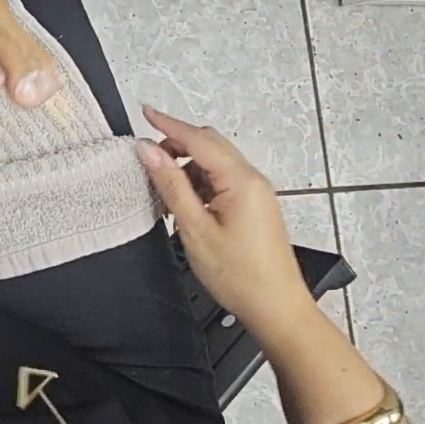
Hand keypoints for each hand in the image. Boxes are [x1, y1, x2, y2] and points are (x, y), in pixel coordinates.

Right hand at [135, 106, 311, 327]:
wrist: (278, 311)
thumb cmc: (241, 276)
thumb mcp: (195, 228)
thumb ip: (171, 183)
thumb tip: (149, 150)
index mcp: (240, 180)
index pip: (198, 139)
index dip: (168, 124)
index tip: (146, 112)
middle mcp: (252, 180)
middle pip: (209, 144)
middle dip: (177, 144)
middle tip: (149, 158)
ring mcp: (256, 192)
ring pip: (215, 162)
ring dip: (187, 166)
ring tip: (165, 191)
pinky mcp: (254, 206)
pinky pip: (222, 179)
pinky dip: (200, 182)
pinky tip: (185, 204)